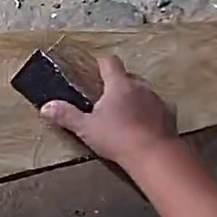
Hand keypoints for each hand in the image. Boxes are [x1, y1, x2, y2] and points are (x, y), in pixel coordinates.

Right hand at [40, 55, 179, 165]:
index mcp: (119, 84)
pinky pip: (159, 108)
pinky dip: (152, 113)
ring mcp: (157, 99)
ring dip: (136, 98)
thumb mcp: (86, 128)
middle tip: (108, 100)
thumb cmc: (117, 138)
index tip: (95, 72)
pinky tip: (147, 126)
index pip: (110, 62)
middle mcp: (140, 86)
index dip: (102, 64)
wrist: (153, 154)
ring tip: (127, 115)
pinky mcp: (170, 114)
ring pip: (145, 91)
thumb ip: (67, 116)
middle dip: (119, 84)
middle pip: (128, 76)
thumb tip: (46, 107)